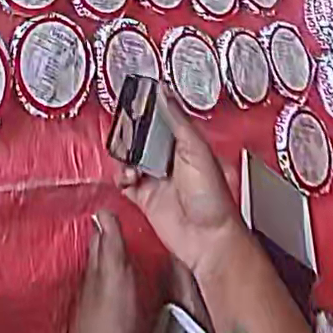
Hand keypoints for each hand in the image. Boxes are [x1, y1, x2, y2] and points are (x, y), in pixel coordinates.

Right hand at [114, 93, 247, 277]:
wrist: (207, 240)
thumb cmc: (212, 197)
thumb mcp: (196, 149)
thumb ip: (178, 120)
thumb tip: (165, 92)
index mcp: (183, 142)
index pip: (160, 118)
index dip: (147, 109)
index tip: (134, 100)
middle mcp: (167, 158)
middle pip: (141, 137)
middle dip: (130, 134)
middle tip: (124, 131)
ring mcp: (155, 177)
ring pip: (130, 157)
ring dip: (124, 156)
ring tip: (129, 161)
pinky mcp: (144, 197)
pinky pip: (124, 182)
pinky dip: (120, 177)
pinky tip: (126, 177)